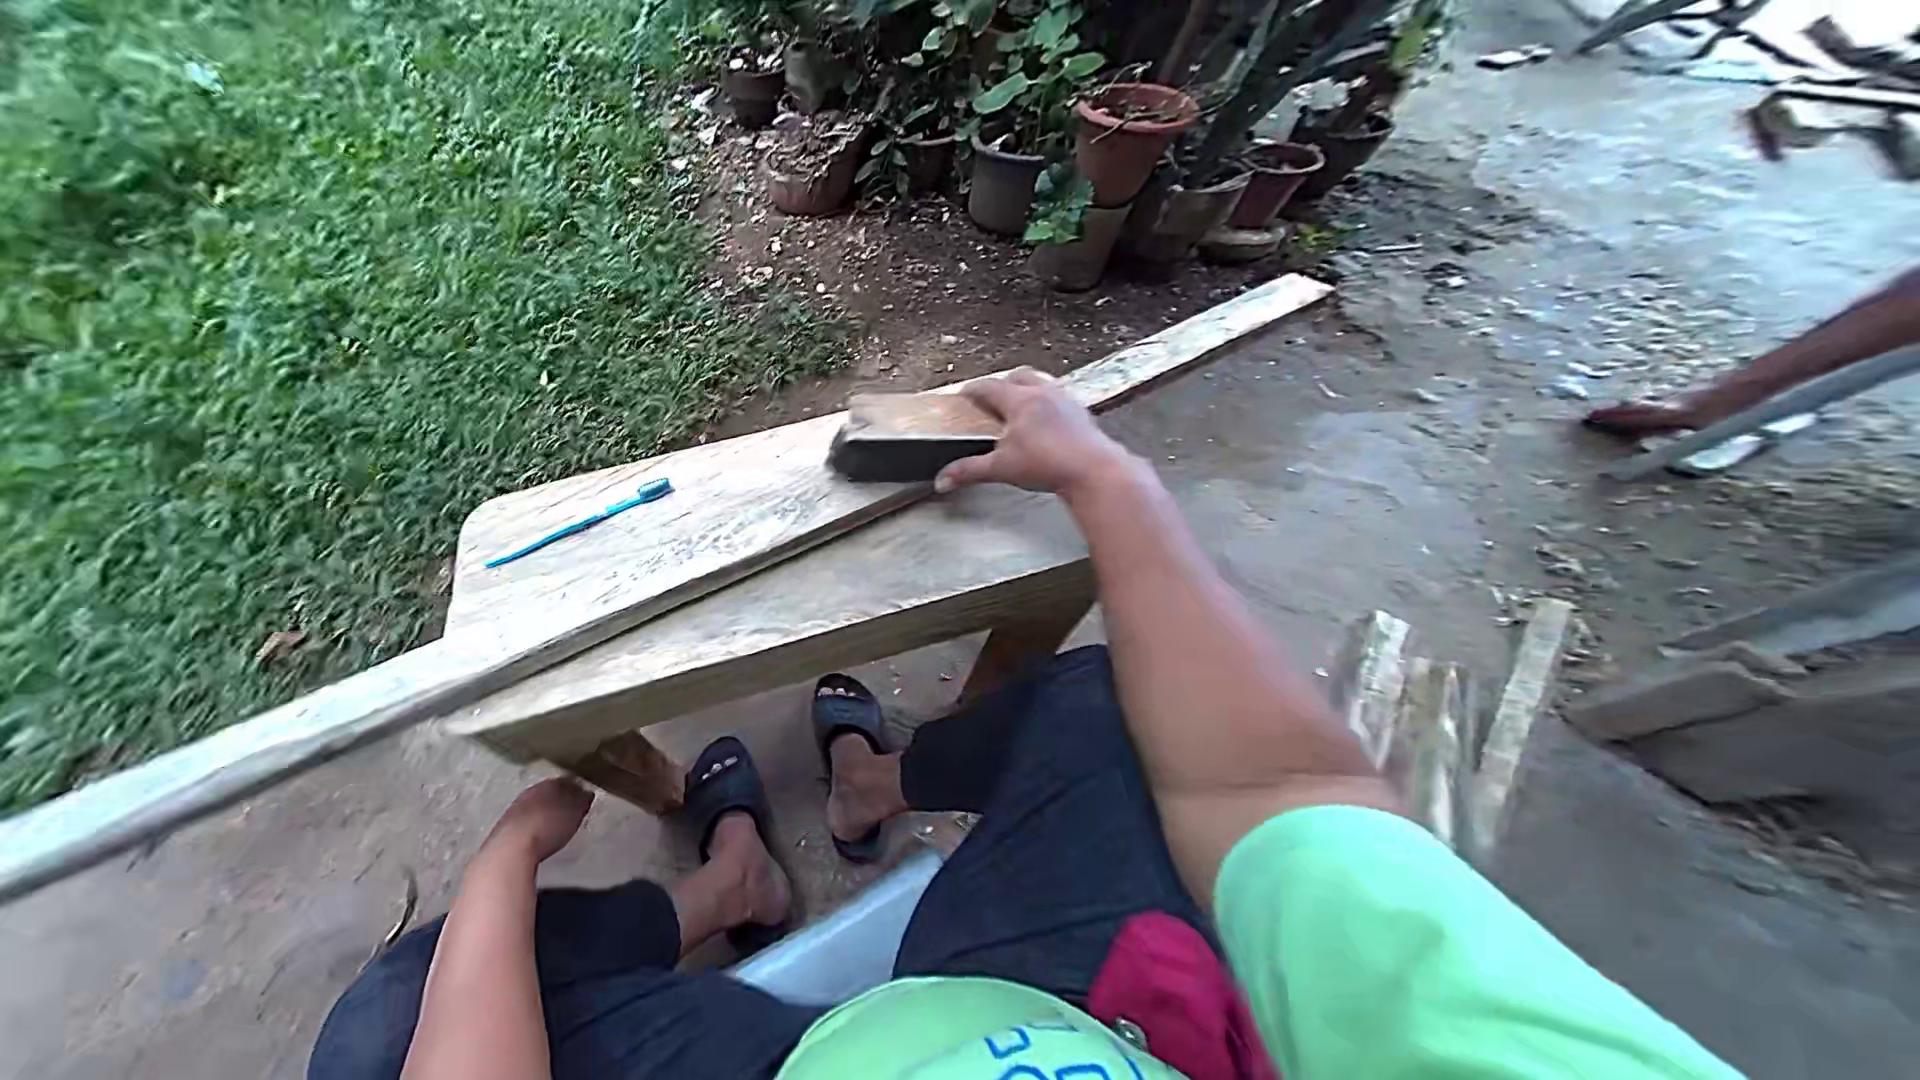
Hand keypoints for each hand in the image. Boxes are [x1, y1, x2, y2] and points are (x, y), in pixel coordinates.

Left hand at [480, 777, 592, 864]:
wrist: (509, 851)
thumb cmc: (548, 828)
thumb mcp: (576, 814)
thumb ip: (582, 801)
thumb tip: (586, 793)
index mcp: (551, 783)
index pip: (569, 780)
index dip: (578, 788)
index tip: (585, 798)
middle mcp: (531, 791)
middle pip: (549, 792)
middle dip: (559, 799)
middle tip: (570, 811)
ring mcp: (513, 808)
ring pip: (534, 805)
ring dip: (543, 811)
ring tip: (553, 825)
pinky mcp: (502, 826)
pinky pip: (523, 820)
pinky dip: (531, 824)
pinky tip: (536, 835)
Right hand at [933, 370, 1137, 497]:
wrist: (1094, 471)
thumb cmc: (1050, 464)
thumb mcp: (1001, 468)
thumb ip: (969, 471)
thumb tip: (943, 479)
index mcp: (1020, 400)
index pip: (989, 387)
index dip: (974, 390)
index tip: (966, 393)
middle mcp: (1044, 393)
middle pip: (1019, 376)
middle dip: (1004, 383)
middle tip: (994, 396)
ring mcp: (1067, 401)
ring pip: (1044, 384)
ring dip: (1030, 389)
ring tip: (1022, 405)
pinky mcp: (1083, 415)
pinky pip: (1062, 400)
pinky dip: (1050, 404)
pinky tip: (1050, 421)